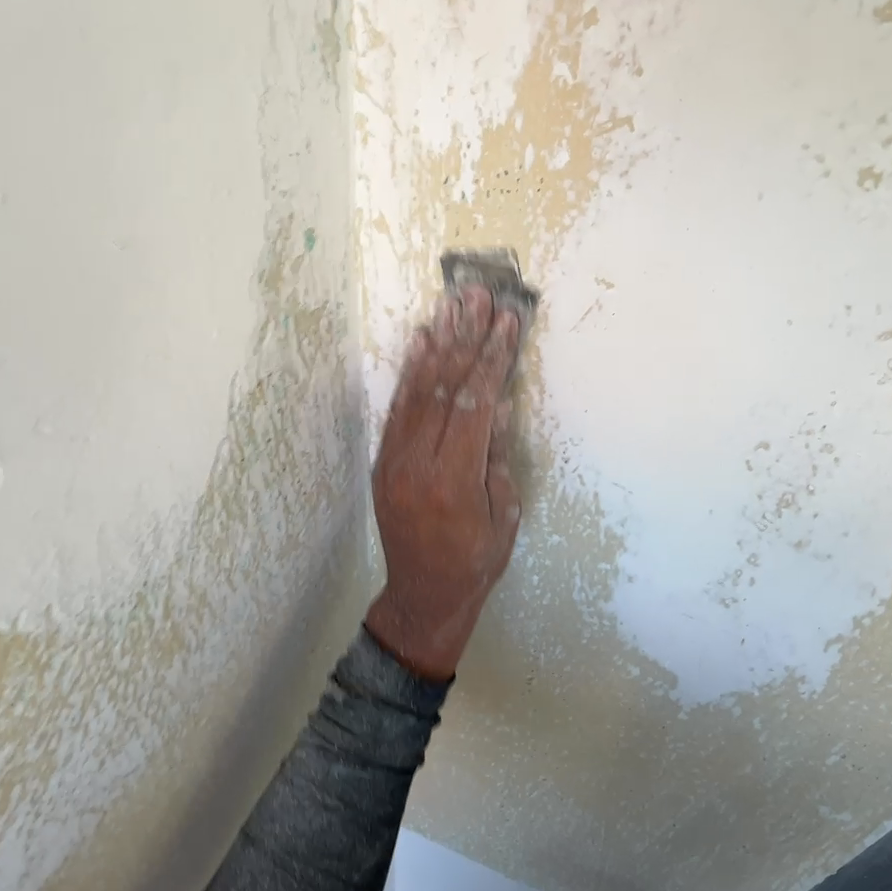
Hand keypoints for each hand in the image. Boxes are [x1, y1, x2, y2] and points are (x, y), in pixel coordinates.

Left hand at [365, 284, 523, 680]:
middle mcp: (419, 462)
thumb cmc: (475, 562)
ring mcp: (395, 459)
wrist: (423, 595)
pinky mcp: (384, 460)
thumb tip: (502, 402)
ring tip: (450, 304)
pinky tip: (419, 341)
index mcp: (455, 480)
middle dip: (466, 338)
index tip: (507, 321)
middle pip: (444, 387)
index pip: (475, 404)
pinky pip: (397, 409)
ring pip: (416, 391)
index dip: (493, 359)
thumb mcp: (504, 516)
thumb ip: (500, 458)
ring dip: (436, 343)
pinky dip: (409, 372)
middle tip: (478, 296)